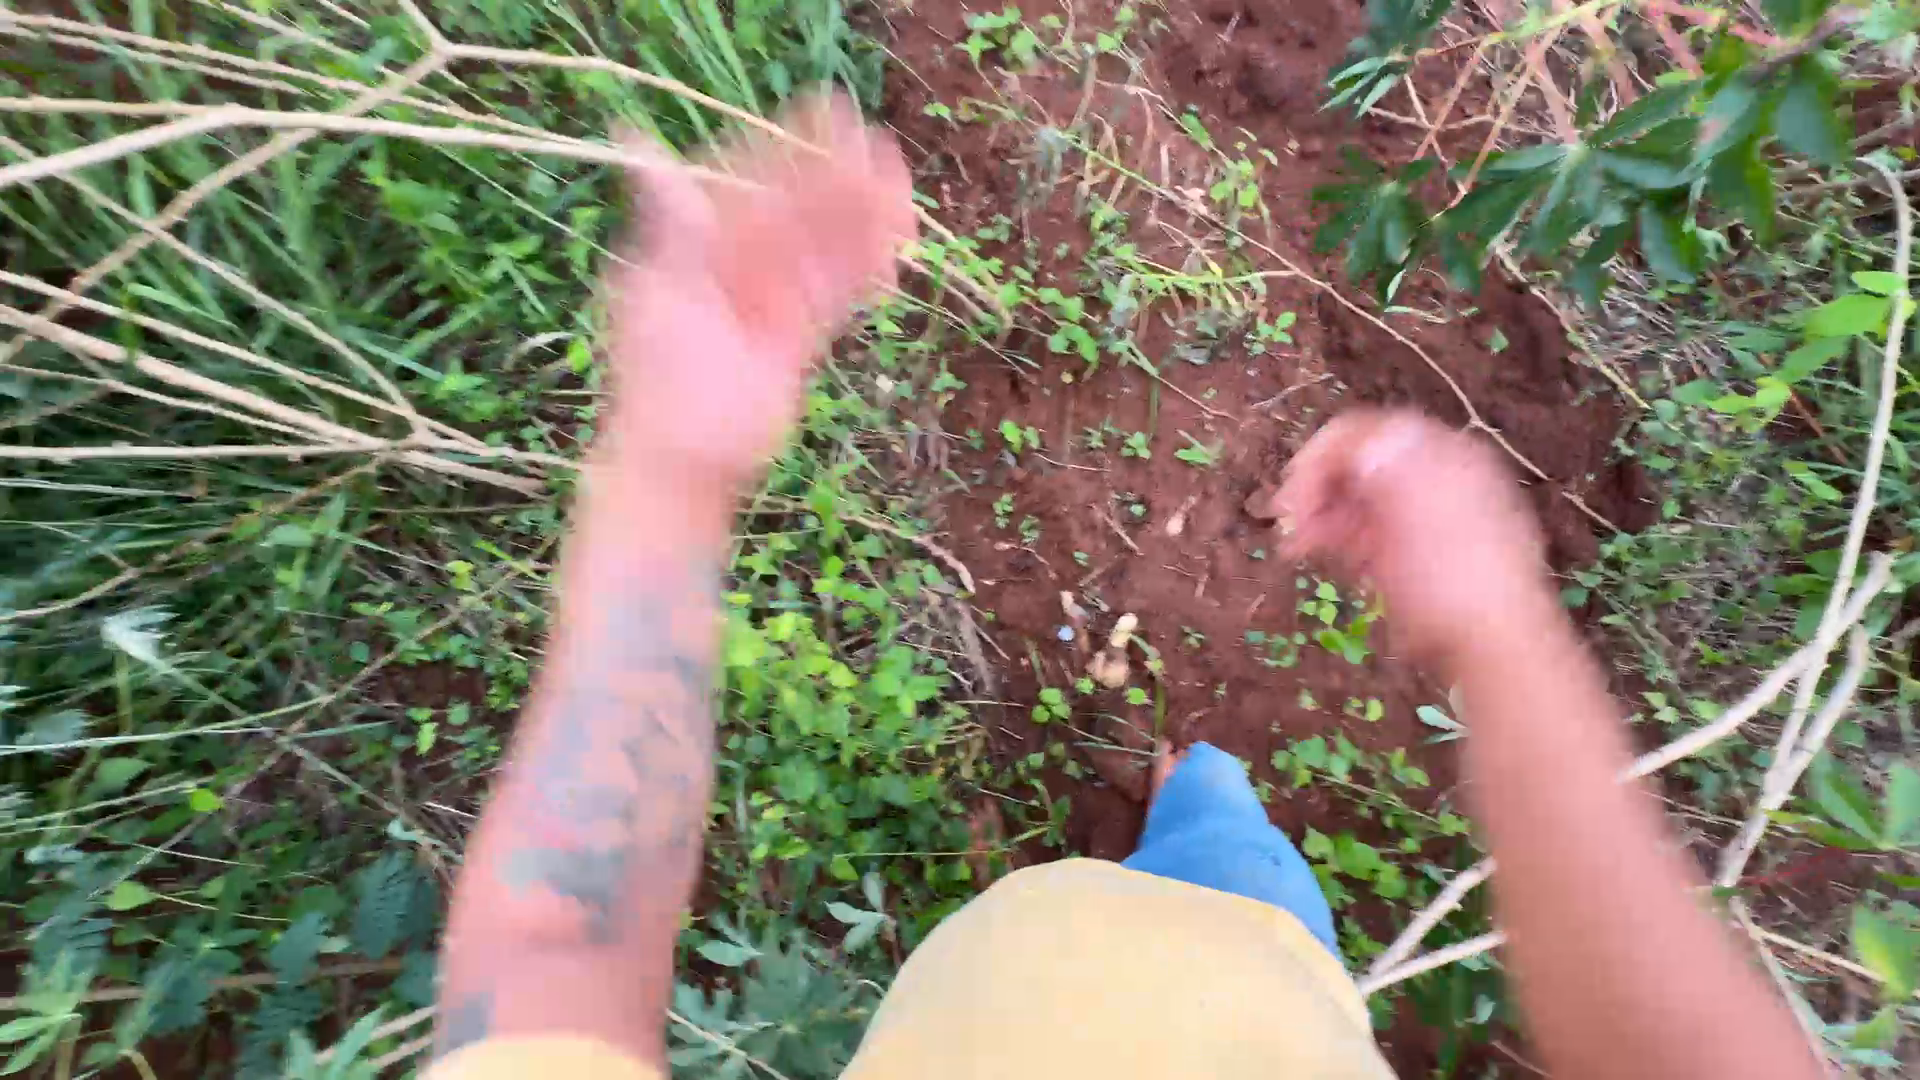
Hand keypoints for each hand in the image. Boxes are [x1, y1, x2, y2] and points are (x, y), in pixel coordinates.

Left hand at [599, 93, 914, 489]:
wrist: (685, 465)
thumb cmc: (661, 385)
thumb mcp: (659, 296)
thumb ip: (668, 224)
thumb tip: (639, 143)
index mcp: (698, 244)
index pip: (752, 180)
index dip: (795, 150)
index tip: (839, 120)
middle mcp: (738, 264)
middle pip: (799, 213)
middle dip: (843, 188)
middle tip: (891, 165)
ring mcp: (772, 301)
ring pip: (825, 254)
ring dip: (864, 232)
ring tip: (906, 215)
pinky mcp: (799, 339)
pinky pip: (836, 298)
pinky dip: (863, 282)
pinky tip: (893, 267)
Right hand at [1247, 409, 1560, 674]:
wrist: (1490, 643)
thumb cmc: (1456, 576)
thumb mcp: (1421, 511)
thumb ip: (1391, 467)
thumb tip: (1361, 442)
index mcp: (1440, 457)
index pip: (1366, 431)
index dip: (1322, 453)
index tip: (1292, 485)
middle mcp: (1425, 477)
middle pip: (1352, 462)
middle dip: (1313, 486)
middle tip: (1284, 516)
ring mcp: (1411, 514)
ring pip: (1347, 496)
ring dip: (1313, 513)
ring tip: (1291, 543)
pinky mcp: (1398, 548)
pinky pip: (1353, 526)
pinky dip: (1325, 535)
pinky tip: (1306, 552)